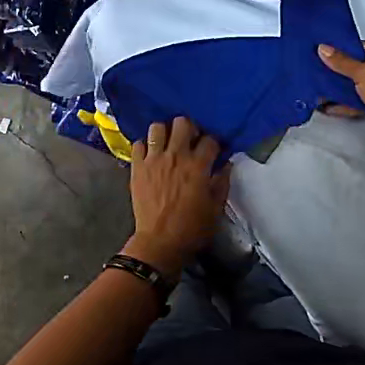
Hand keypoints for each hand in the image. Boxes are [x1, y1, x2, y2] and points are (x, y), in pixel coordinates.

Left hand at [124, 117, 230, 277]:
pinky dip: (144, 146)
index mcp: (198, 166)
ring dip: (164, 133)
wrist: (160, 242)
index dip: (214, 142)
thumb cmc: (191, 228)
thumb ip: (222, 183)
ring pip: (157, 127)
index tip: (213, 149)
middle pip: (182, 123)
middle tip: (189, 140)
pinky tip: (150, 155)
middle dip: (189, 128)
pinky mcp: (137, 166)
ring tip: (167, 144)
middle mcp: (176, 156)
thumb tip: (226, 164)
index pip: (209, 140)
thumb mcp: (215, 208)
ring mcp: (154, 159)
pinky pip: (138, 143)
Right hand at [317, 42, 364, 150]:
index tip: (318, 50)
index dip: (338, 48)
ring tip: (315, 88)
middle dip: (336, 70)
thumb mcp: (364, 72)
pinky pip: (358, 103)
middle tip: (312, 68)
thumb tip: (324, 49)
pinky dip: (344, 105)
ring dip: (338, 89)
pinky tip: (328, 106)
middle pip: (356, 67)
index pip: (358, 47)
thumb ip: (342, 62)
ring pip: (356, 86)